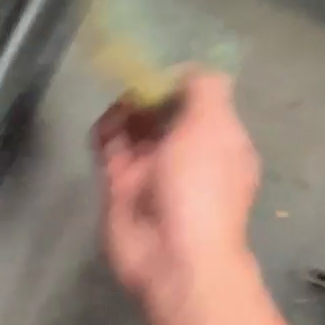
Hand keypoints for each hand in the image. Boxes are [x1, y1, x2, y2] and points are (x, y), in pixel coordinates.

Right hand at [92, 71, 259, 312]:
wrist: (172, 257)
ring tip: (118, 104)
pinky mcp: (120, 186)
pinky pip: (110, 149)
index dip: (179, 81)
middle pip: (163, 112)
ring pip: (133, 128)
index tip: (160, 67)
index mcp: (219, 142)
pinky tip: (106, 125)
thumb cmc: (201, 189)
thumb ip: (204, 88)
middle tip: (132, 79)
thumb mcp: (214, 126)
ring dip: (124, 111)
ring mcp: (152, 172)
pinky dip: (105, 133)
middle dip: (147, 93)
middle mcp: (186, 155)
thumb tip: (187, 69)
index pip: (198, 100)